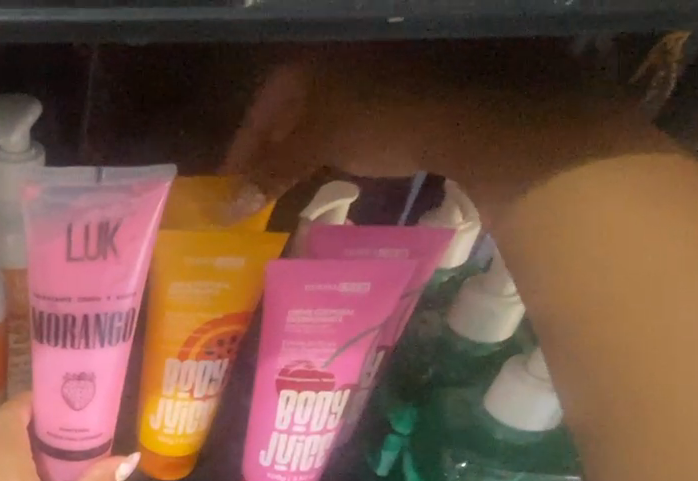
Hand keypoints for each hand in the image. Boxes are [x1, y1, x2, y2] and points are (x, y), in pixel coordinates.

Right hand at [224, 43, 661, 214]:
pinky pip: (348, 119)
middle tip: (253, 191)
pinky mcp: (399, 88)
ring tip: (287, 186)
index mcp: (310, 60)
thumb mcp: (318, 147)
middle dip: (267, 151)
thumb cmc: (383, 120)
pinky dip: (331, 146)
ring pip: (318, 115)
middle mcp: (336, 54)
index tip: (228, 186)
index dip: (242, 150)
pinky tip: (332, 167)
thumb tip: (225, 208)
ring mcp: (371, 68)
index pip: (261, 108)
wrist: (472, 111)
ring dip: (298, 151)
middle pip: (286, 110)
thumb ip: (270, 174)